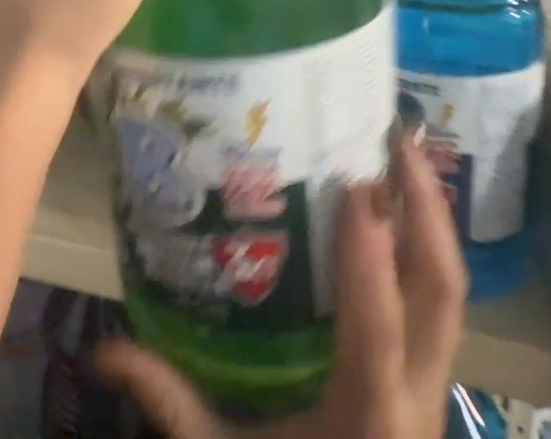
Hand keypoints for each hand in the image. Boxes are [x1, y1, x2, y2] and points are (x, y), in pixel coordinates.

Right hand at [95, 136, 466, 438]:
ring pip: (450, 293)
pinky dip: (424, 246)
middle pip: (442, 294)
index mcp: (369, 414)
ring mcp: (432, 383)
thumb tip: (100, 349)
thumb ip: (169, 400)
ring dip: (431, 221)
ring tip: (401, 154)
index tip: (356, 188)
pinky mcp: (427, 375)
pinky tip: (398, 209)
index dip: (370, 260)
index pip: (377, 328)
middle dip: (426, 212)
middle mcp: (418, 392)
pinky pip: (438, 302)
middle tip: (395, 139)